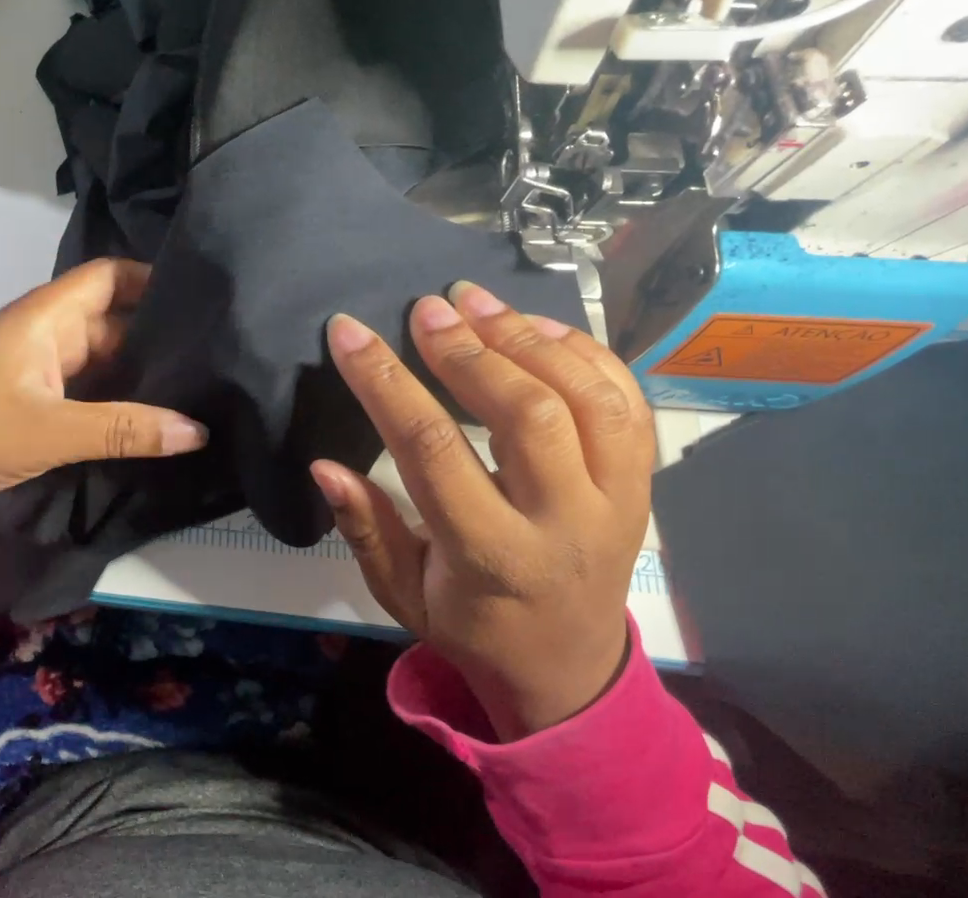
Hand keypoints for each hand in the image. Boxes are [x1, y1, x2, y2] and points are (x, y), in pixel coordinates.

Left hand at [0, 258, 208, 501]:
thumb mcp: (52, 432)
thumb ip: (124, 429)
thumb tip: (198, 430)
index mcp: (45, 316)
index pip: (109, 275)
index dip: (153, 279)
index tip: (205, 298)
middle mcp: (44, 330)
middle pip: (112, 315)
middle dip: (158, 331)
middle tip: (217, 350)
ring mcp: (37, 363)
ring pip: (100, 353)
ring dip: (138, 367)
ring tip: (200, 381)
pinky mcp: (31, 394)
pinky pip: (85, 383)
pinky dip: (116, 393)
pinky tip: (153, 412)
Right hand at [310, 282, 655, 740]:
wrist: (567, 666)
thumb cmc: (469, 628)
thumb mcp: (400, 594)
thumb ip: (366, 530)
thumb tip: (324, 465)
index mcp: (493, 555)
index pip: (433, 449)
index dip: (385, 382)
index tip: (349, 333)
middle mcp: (565, 521)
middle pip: (527, 413)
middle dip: (467, 350)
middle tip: (424, 309)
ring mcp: (618, 499)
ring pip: (586, 398)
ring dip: (526, 337)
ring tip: (474, 301)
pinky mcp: (643, 483)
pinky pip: (626, 402)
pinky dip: (583, 352)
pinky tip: (535, 325)